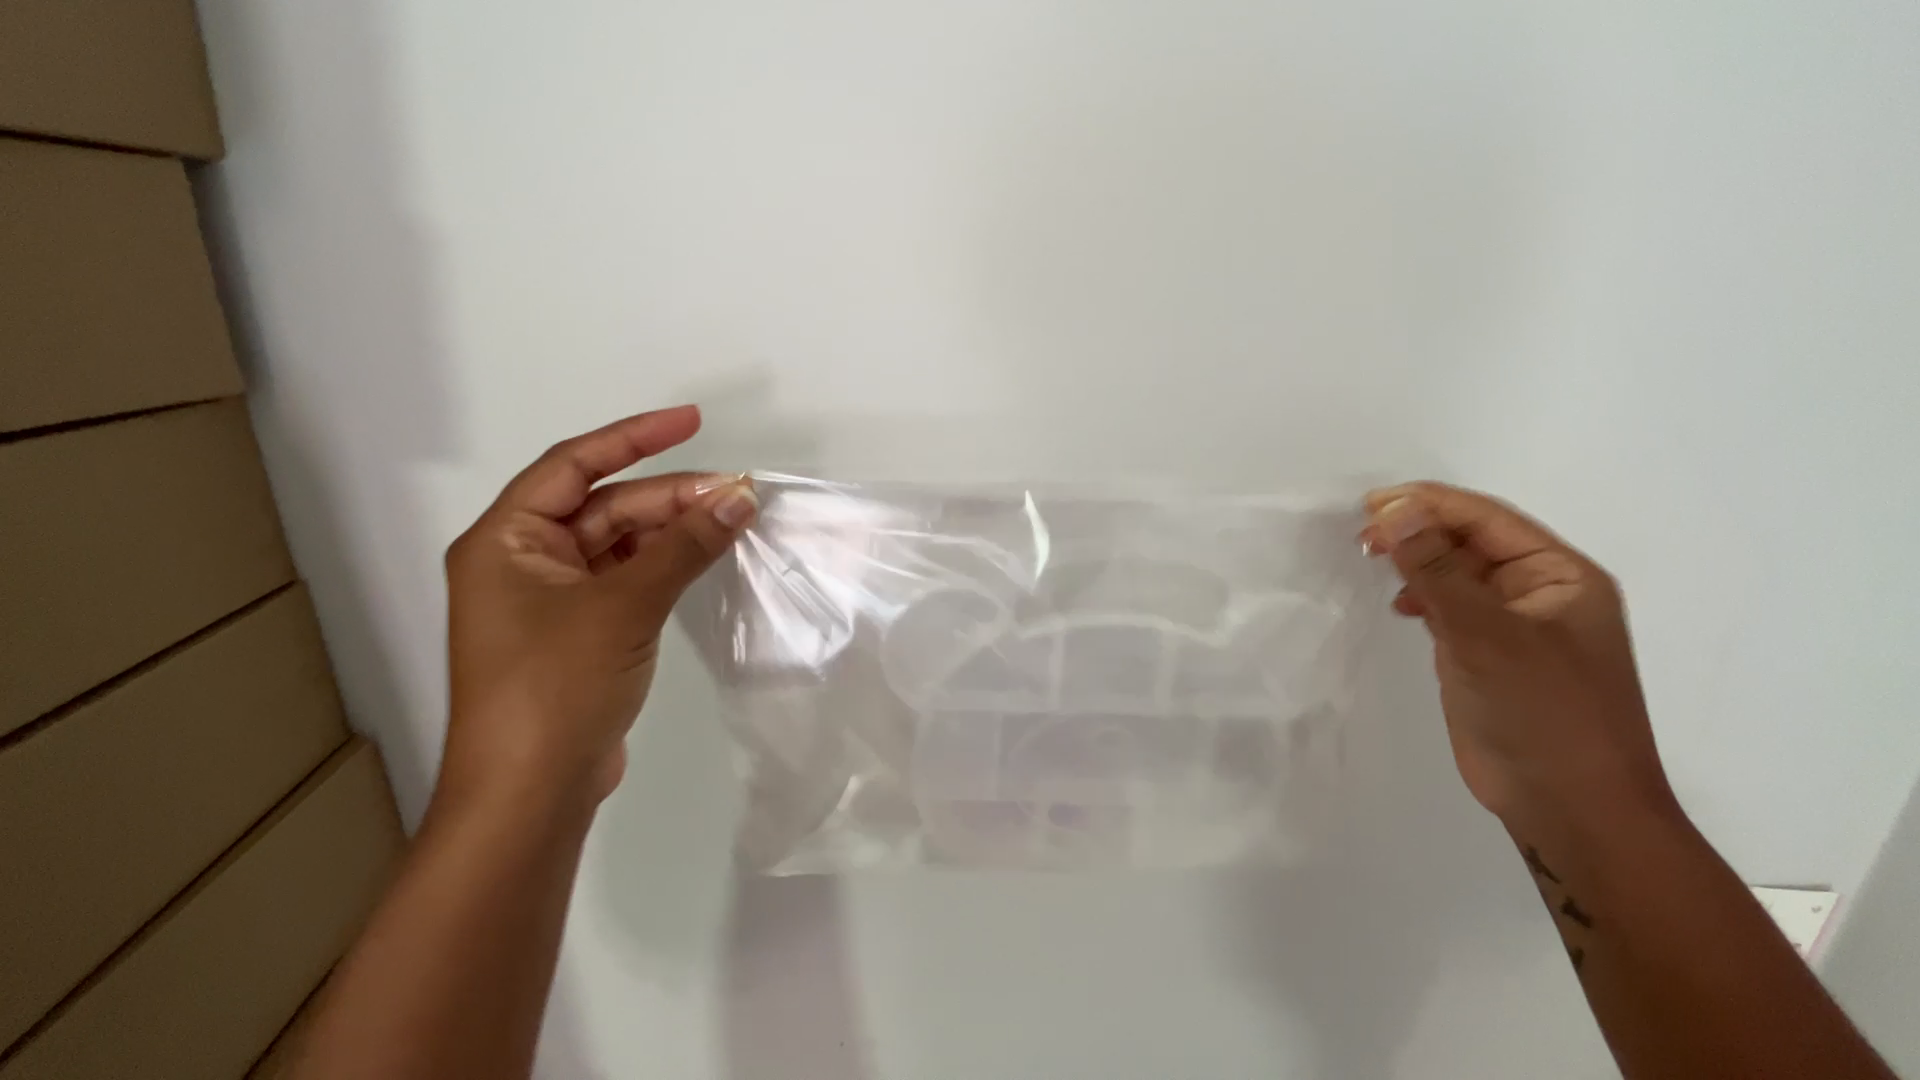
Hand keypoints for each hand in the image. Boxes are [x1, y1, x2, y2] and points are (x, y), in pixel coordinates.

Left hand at [439, 405, 756, 808]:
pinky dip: (664, 568)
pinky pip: (625, 581)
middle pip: (604, 507)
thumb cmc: (556, 686)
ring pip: (619, 545)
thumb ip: (684, 546)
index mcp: (506, 540)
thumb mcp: (624, 606)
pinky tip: (705, 561)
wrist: (531, 793)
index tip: (693, 423)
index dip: (635, 437)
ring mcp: (550, 602)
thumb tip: (741, 497)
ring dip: (671, 533)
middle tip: (736, 495)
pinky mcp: (578, 635)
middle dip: (668, 497)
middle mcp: (522, 562)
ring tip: (731, 523)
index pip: (573, 465)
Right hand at [1360, 482, 1675, 823]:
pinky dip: (1424, 598)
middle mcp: (1543, 592)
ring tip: (1372, 560)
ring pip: (1459, 575)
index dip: (1429, 504)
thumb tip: (1395, 509)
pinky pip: (1454, 608)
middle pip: (1472, 542)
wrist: (1571, 808)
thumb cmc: (1542, 714)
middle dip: (1419, 531)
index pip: (1487, 519)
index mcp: (1561, 575)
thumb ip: (1438, 569)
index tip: (1369, 505)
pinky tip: (1403, 606)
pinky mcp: (1491, 657)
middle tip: (1361, 535)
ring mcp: (1517, 627)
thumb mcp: (1486, 633)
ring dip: (1418, 562)